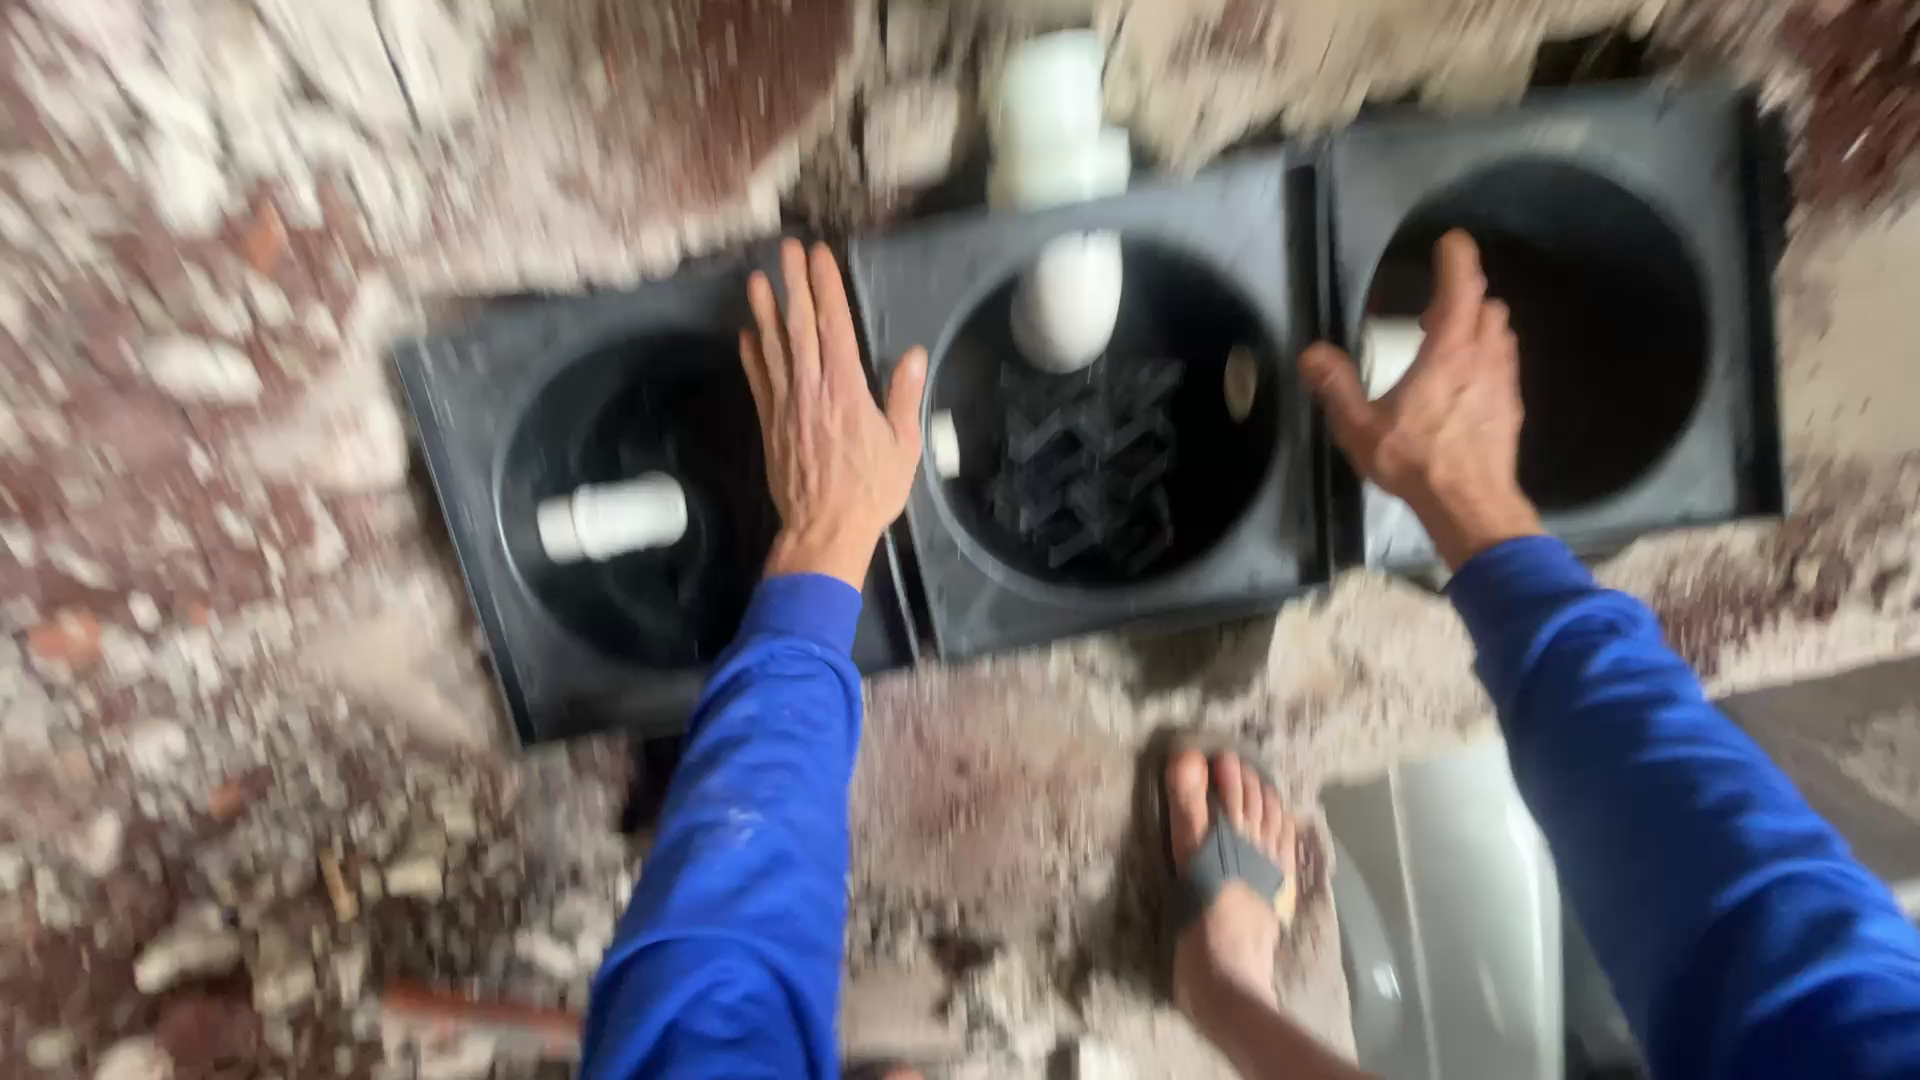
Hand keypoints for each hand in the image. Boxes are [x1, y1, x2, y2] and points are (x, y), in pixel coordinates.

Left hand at [741, 239, 928, 588]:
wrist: (824, 528)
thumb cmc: (871, 490)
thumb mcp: (903, 445)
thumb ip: (904, 397)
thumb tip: (914, 356)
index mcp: (846, 389)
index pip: (834, 325)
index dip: (826, 286)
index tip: (820, 256)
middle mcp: (811, 388)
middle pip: (798, 326)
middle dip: (794, 284)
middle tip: (787, 249)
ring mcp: (785, 405)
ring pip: (772, 348)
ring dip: (764, 311)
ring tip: (757, 279)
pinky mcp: (770, 424)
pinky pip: (759, 382)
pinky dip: (752, 356)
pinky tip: (747, 336)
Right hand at [1298, 229, 1543, 569]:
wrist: (1469, 503)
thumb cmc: (1414, 462)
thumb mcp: (1359, 427)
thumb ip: (1335, 386)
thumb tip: (1311, 353)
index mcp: (1447, 355)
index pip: (1461, 290)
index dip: (1457, 260)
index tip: (1450, 241)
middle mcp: (1483, 359)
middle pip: (1486, 307)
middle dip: (1464, 296)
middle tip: (1431, 307)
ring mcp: (1502, 382)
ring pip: (1500, 333)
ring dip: (1477, 325)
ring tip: (1445, 341)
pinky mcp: (1510, 406)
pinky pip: (1503, 363)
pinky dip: (1485, 354)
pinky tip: (1462, 381)